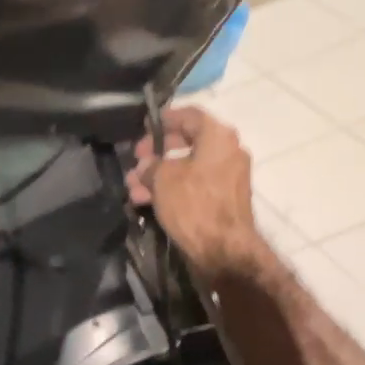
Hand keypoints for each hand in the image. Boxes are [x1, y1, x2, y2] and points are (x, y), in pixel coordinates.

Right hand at [128, 106, 262, 283]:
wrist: (223, 248)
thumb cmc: (193, 205)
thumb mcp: (162, 180)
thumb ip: (151, 166)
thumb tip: (145, 165)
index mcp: (217, 136)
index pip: (190, 115)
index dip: (165, 120)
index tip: (145, 127)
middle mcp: (228, 151)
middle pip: (188, 143)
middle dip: (158, 153)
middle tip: (137, 163)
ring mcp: (228, 176)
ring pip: (188, 168)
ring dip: (161, 175)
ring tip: (135, 189)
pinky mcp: (224, 199)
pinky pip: (195, 186)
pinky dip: (174, 189)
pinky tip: (151, 201)